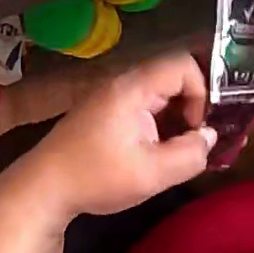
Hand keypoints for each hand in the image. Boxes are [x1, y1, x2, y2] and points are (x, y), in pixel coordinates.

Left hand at [0, 52, 215, 220]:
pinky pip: (142, 105)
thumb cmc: (96, 177)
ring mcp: (110, 96)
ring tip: (179, 149)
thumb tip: (210, 137)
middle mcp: (121, 83)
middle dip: (193, 105)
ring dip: (175, 117)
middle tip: (197, 139)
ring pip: (158, 93)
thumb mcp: (152, 174)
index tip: (198, 126)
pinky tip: (156, 151)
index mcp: (132, 88)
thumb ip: (190, 154)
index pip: (183, 64)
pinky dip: (157, 122)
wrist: (43, 187)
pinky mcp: (104, 111)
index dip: (202, 92)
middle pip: (172, 76)